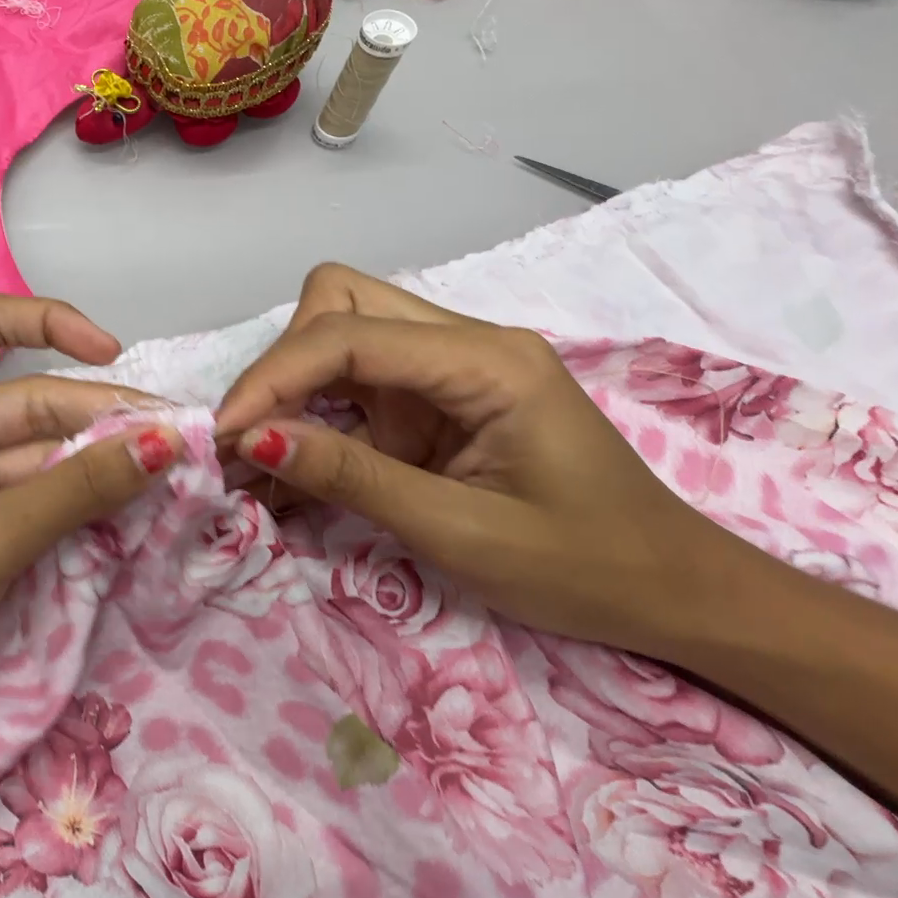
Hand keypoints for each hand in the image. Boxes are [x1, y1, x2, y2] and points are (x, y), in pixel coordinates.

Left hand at [0, 296, 184, 730]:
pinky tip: (128, 506)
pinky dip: (74, 500)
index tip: (115, 352)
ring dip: (97, 463)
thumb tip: (166, 442)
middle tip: (183, 441)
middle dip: (101, 416)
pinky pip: (30, 494)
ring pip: (37, 452)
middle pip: (30, 400)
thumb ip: (79, 488)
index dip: (53, 323)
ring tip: (173, 474)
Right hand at [214, 264, 741, 654]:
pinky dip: (309, 414)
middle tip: (251, 436)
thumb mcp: (458, 530)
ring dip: (288, 386)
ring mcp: (447, 368)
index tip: (224, 434)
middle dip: (280, 364)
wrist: (673, 594)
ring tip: (254, 453)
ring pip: (337, 335)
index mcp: (487, 362)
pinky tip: (289, 461)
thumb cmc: (582, 567)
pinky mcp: (432, 399)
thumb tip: (252, 439)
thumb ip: (351, 477)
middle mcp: (464, 344)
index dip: (273, 377)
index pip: (348, 335)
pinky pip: (351, 383)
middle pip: (340, 303)